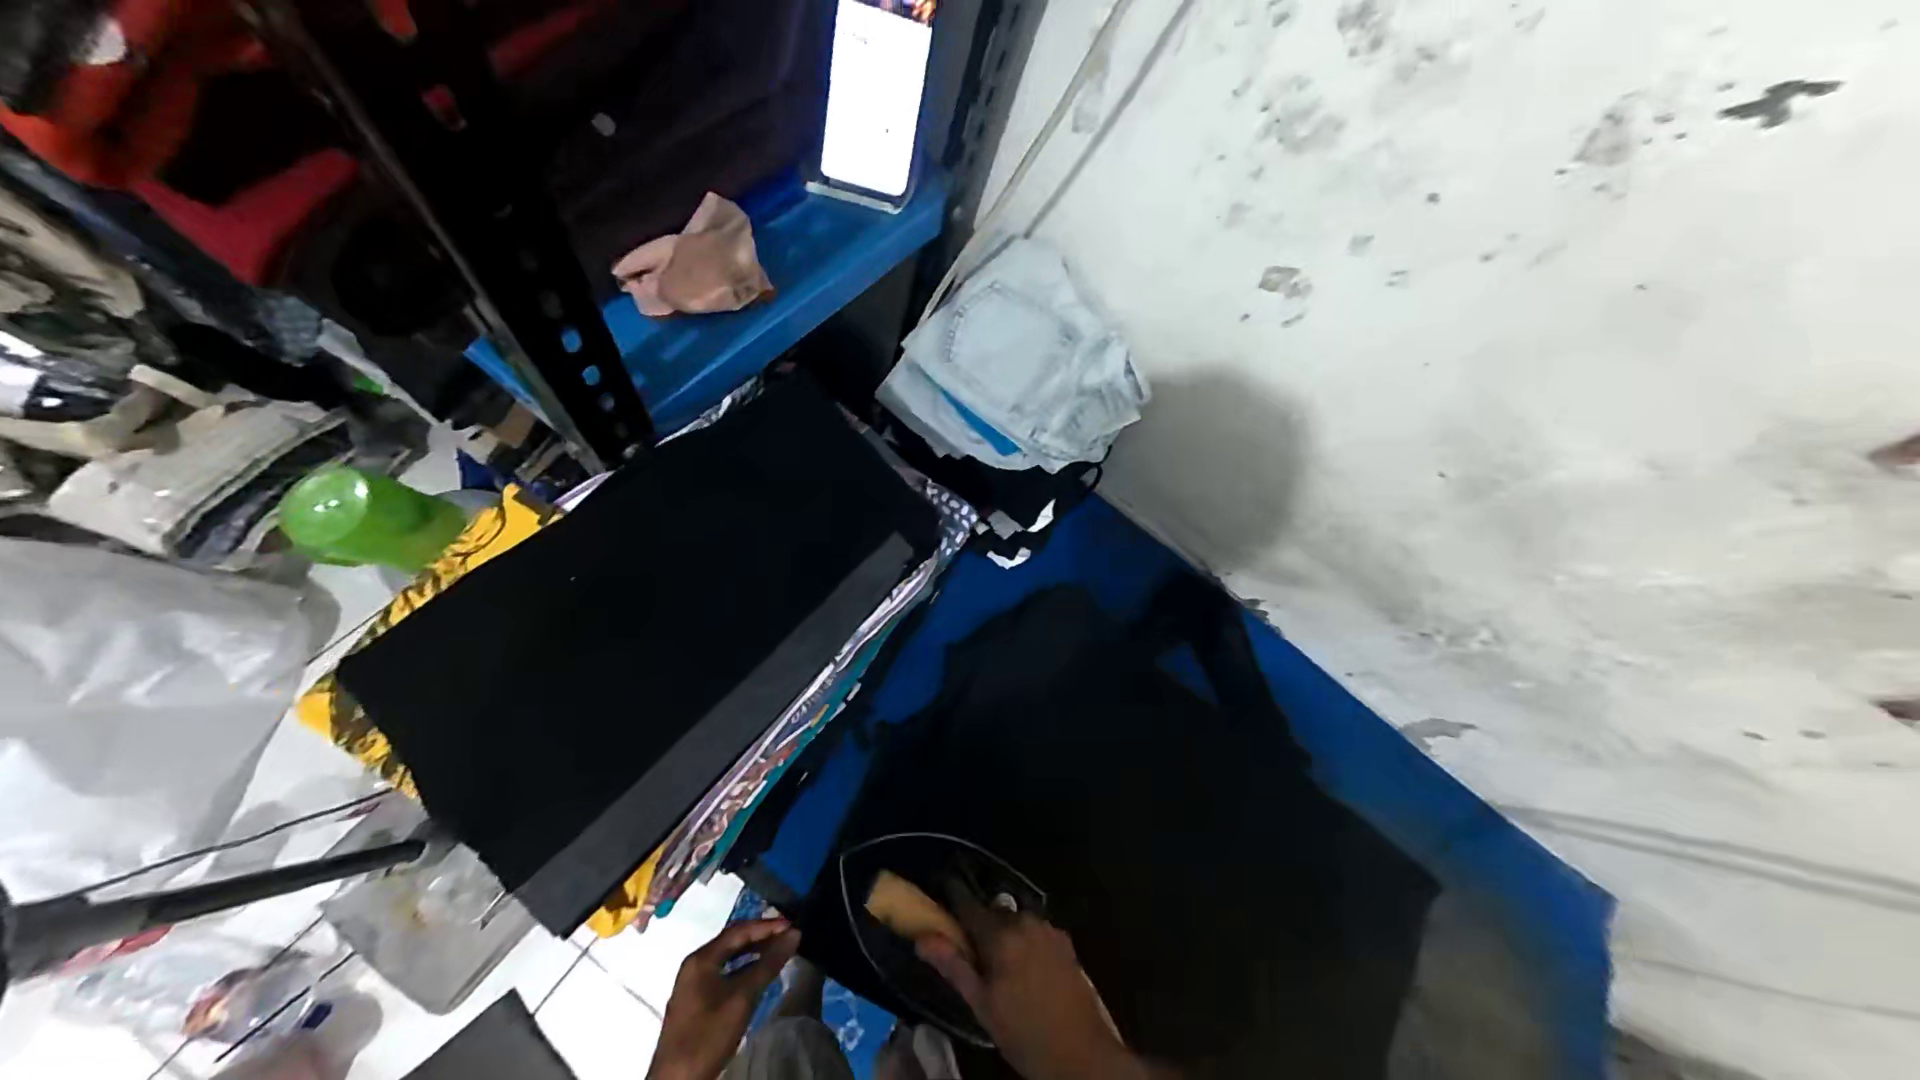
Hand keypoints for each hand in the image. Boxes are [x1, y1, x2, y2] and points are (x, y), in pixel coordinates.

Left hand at [645, 917, 801, 1079]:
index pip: (739, 930)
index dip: (768, 926)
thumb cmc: (708, 1037)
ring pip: (729, 957)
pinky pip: (725, 972)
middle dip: (761, 935)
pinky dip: (744, 967)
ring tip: (779, 951)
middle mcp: (695, 964)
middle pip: (733, 940)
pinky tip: (759, 974)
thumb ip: (768, 964)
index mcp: (701, 959)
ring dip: (754, 951)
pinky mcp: (696, 1000)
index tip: (793, 926)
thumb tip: (794, 934)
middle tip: (788, 935)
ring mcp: (694, 983)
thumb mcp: (742, 998)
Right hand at [915, 887, 1174, 1079]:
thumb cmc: (1023, 1032)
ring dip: (1004, 932)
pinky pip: (1035, 930)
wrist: (1081, 1053)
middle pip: (993, 912)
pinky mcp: (1065, 940)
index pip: (968, 903)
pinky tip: (1025, 967)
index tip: (941, 893)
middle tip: (973, 954)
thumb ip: (953, 966)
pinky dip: (1025, 939)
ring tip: (1000, 965)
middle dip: (980, 925)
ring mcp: (1048, 929)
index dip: (953, 898)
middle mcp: (1025, 921)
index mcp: (1001, 935)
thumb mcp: (982, 1005)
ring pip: (1015, 920)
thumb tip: (922, 938)